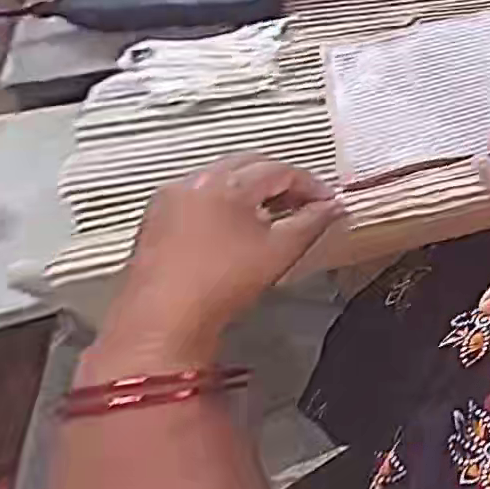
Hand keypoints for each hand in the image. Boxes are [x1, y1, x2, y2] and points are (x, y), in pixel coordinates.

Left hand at [98, 156, 344, 367]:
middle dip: (284, 180)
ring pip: (225, 176)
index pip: (281, 170)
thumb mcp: (284, 248)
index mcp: (225, 184)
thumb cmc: (222, 283)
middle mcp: (193, 183)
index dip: (312, 184)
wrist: (163, 323)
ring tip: (279, 213)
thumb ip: (315, 219)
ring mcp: (170, 200)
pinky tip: (245, 224)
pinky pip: (203, 193)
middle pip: (251, 165)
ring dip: (257, 188)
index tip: (328, 202)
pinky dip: (230, 199)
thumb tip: (332, 206)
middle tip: (308, 202)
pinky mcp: (157, 218)